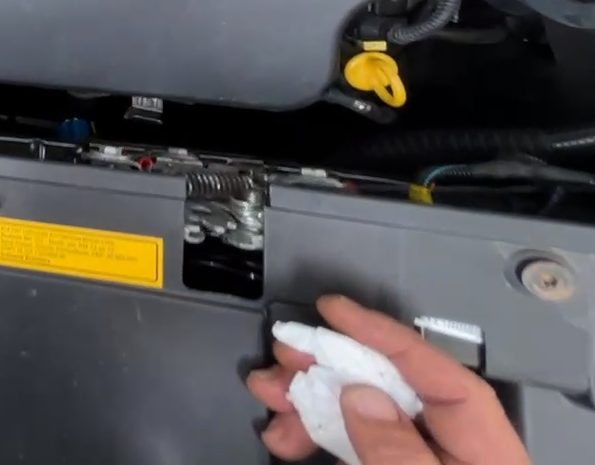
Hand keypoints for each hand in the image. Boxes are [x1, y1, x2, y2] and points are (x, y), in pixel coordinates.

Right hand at [246, 295, 529, 463]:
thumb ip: (398, 450)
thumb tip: (360, 394)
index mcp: (488, 459)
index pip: (448, 380)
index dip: (388, 335)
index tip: (334, 307)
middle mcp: (454, 454)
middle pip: (389, 386)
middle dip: (325, 362)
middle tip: (286, 350)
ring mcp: (418, 461)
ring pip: (355, 409)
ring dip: (301, 394)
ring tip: (268, 394)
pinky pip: (345, 437)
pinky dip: (306, 428)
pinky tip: (283, 433)